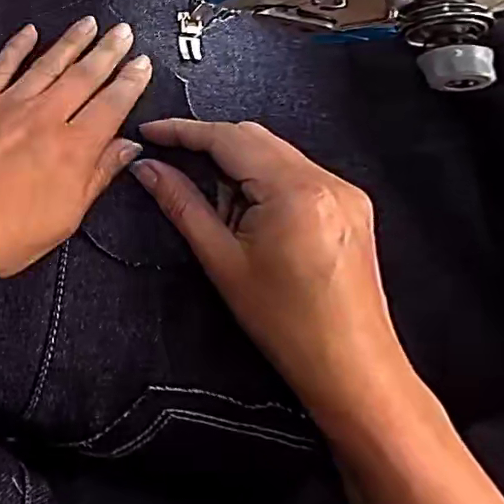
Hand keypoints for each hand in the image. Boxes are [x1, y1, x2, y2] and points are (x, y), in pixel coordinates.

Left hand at [0, 18, 152, 280]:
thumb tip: (127, 148)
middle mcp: (46, 117)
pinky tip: (30, 31)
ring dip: (72, 41)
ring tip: (89, 24)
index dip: (131, 81)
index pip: (112, 104)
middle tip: (123, 32)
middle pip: (85, 75)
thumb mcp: (64, 217)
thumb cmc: (2, 232)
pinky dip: (17, 46)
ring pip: (49, 63)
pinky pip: (3, 66)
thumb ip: (98, 176)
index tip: (142, 63)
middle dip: (108, 51)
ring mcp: (11, 104)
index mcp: (73, 148)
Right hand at [130, 119, 408, 407]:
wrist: (355, 373)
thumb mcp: (222, 261)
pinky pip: (296, 169)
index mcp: (294, 190)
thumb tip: (149, 169)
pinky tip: (251, 212)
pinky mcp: (351, 202)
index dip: (183, 131)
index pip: (227, 137)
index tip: (152, 132)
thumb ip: (181, 204)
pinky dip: (264, 177)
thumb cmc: (290, 327)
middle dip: (209, 145)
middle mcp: (326, 179)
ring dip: (237, 164)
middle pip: (252, 136)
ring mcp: (343, 189)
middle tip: (173, 165)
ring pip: (273, 150)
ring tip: (220, 207)